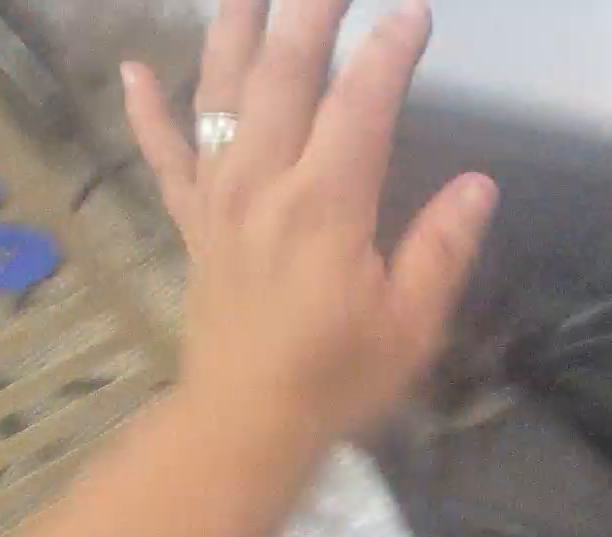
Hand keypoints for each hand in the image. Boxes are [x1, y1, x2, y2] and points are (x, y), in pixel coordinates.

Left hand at [121, 0, 496, 446]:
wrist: (248, 420)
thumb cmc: (339, 378)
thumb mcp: (411, 327)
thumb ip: (442, 251)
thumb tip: (478, 186)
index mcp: (328, 205)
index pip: (363, 103)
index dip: (389, 50)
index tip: (413, 12)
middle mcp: (266, 181)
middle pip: (285, 72)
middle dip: (310, 8)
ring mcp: (220, 198)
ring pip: (219, 91)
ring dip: (233, 26)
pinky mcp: (193, 224)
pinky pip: (163, 155)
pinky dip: (145, 111)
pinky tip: (133, 70)